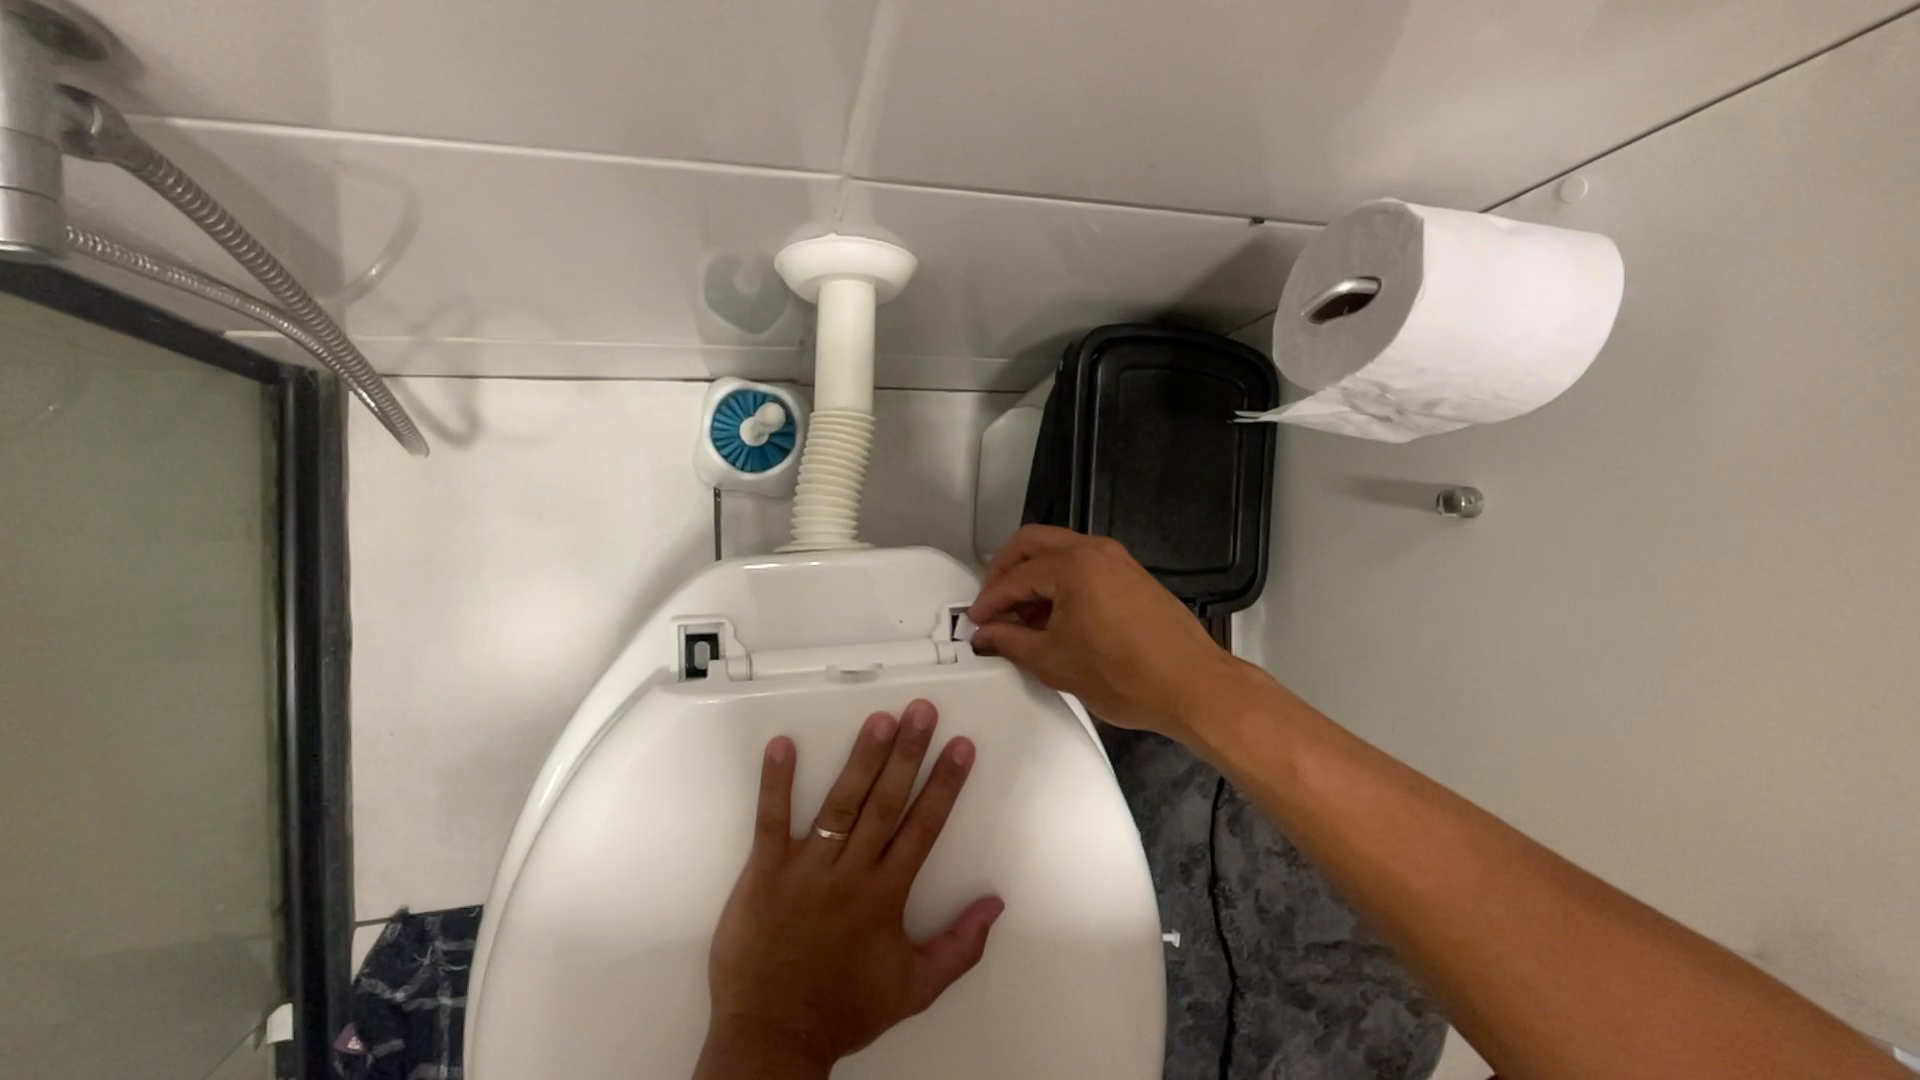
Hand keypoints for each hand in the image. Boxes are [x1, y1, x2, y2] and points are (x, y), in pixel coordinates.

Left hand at [695, 700, 1004, 1078]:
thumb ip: (960, 946)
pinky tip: (781, 746)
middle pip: (887, 802)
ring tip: (878, 720)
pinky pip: (771, 820)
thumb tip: (993, 906)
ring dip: (861, 759)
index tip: (960, 748)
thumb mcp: (914, 987)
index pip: (924, 827)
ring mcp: (807, 869)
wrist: (774, 1037)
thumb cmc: (844, 1010)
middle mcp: (852, 873)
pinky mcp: (766, 872)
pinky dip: (776, 783)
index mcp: (887, 895)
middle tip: (922, 712)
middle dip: (908, 753)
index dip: (945, 784)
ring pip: (840, 803)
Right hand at [967, 525, 1272, 742]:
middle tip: (991, 605)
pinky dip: (1059, 581)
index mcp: (1074, 566)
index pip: (1015, 576)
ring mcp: (1118, 560)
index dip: (989, 601)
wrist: (1193, 687)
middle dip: (1004, 572)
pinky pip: (1083, 564)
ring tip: (1019, 615)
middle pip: (1032, 544)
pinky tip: (1052, 616)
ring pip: (1059, 551)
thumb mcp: (1055, 662)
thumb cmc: (1128, 676)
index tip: (977, 622)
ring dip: (1032, 575)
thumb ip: (1011, 642)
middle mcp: (1096, 551)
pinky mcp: (1132, 576)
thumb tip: (989, 635)